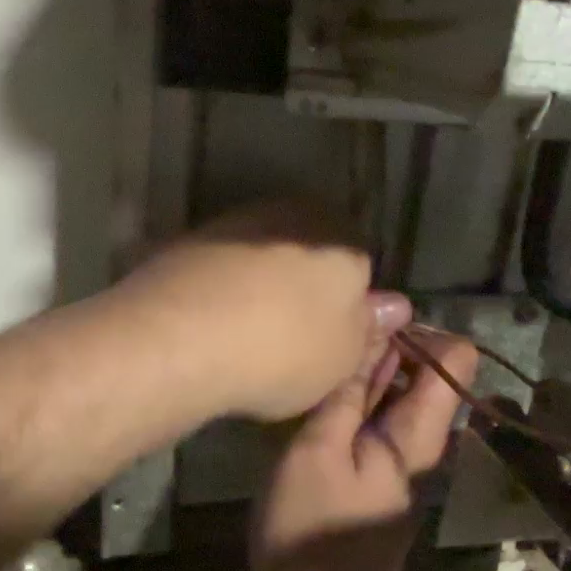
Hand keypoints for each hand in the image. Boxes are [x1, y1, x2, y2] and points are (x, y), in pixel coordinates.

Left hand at [115, 204, 408, 420]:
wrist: (178, 338)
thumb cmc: (284, 349)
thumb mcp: (344, 356)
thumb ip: (369, 326)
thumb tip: (393, 305)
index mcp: (342, 238)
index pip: (361, 261)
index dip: (351, 300)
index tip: (333, 335)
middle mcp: (291, 214)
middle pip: (309, 250)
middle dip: (305, 284)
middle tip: (293, 336)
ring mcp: (234, 221)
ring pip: (262, 254)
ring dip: (260, 283)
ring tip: (247, 333)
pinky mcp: (187, 240)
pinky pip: (220, 266)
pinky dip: (221, 288)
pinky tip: (211, 324)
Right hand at [250, 326, 477, 570]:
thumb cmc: (311, 533)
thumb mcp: (315, 450)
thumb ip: (347, 390)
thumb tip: (378, 328)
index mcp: (421, 433)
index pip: (457, 356)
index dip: (416, 332)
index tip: (365, 333)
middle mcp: (427, 444)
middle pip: (429, 372)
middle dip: (384, 352)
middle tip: (327, 360)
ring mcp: (407, 463)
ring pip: (401, 397)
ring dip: (365, 380)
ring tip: (316, 384)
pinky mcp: (384, 478)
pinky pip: (382, 423)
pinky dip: (357, 407)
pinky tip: (315, 419)